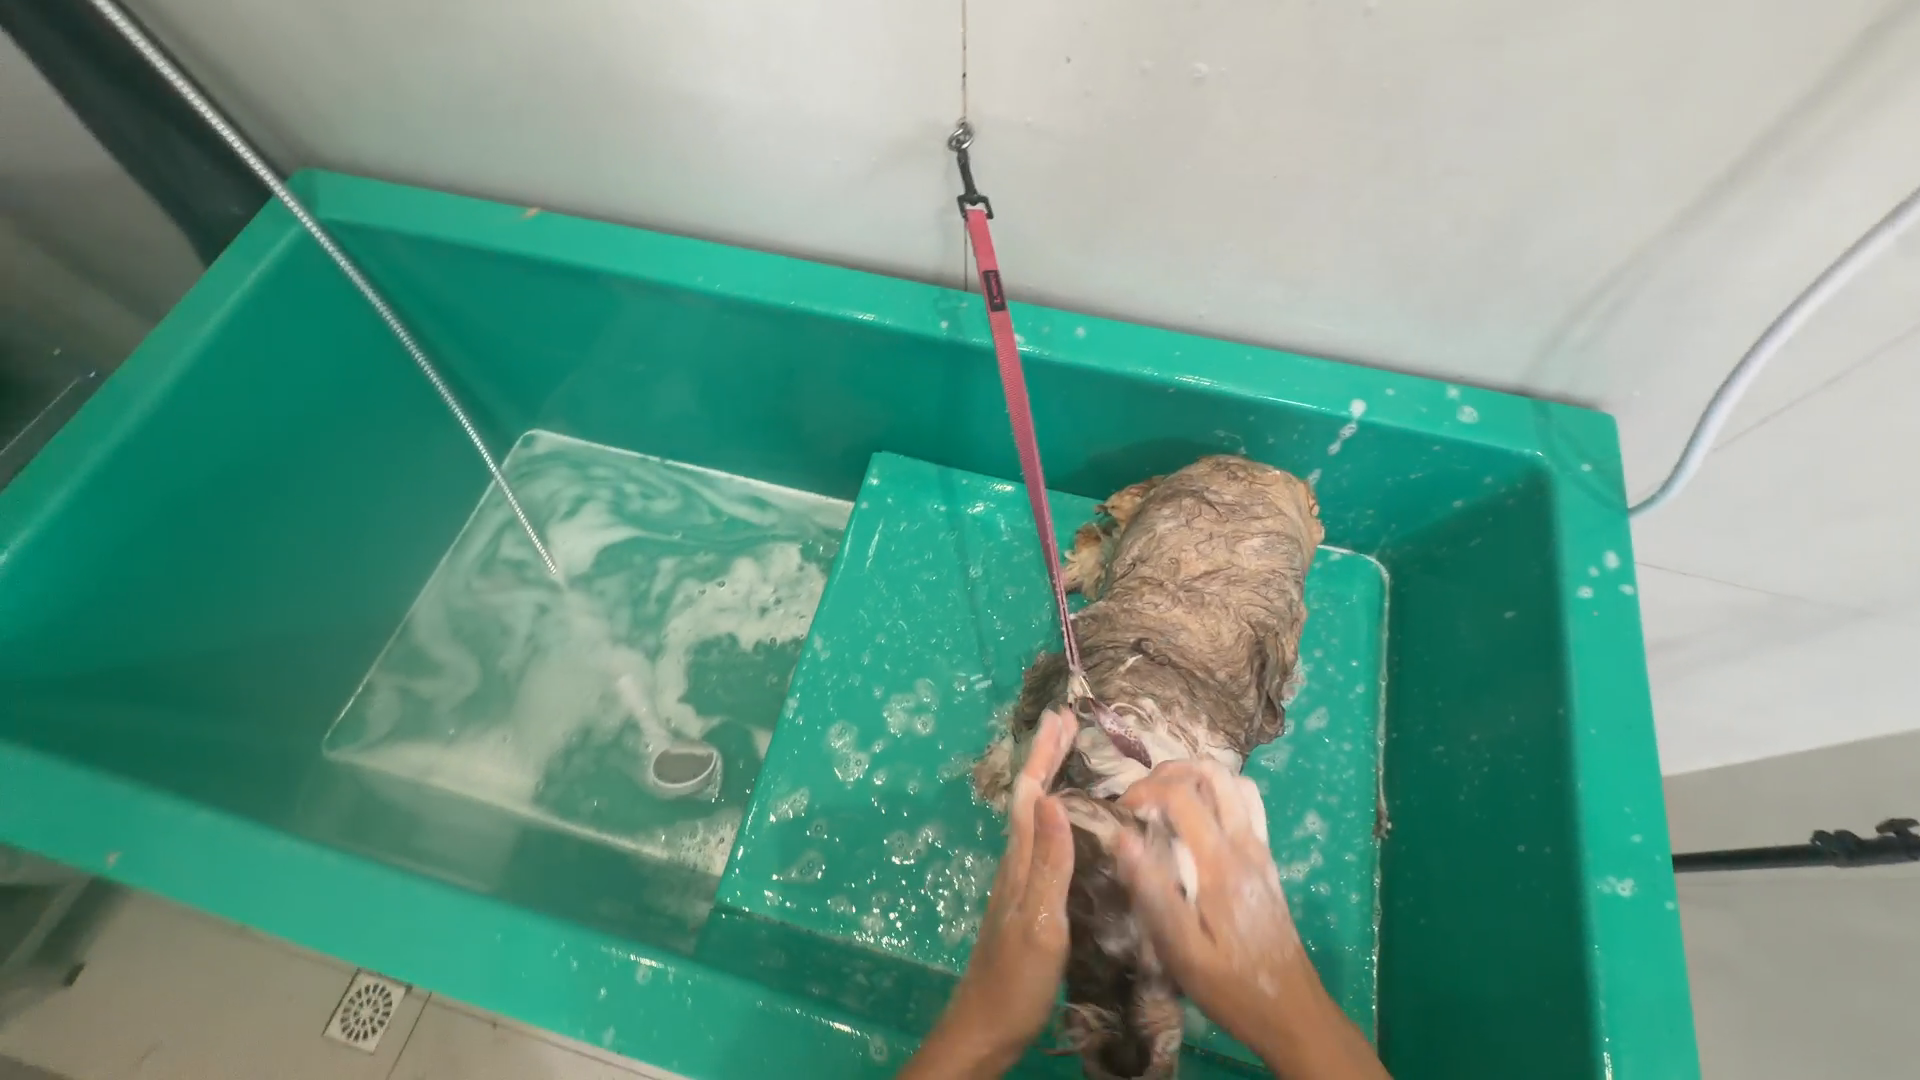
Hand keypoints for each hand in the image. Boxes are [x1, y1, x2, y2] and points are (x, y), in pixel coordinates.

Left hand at [902, 708, 1077, 1077]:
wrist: (985, 1026)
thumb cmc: (1016, 978)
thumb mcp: (1041, 921)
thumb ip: (1049, 863)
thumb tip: (1054, 798)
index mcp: (1020, 860)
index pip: (1031, 794)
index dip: (1043, 754)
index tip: (1059, 717)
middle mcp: (1017, 861)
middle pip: (1030, 797)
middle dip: (1046, 757)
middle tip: (1065, 722)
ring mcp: (1019, 880)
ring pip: (1035, 815)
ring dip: (1050, 779)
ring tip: (1068, 756)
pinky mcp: (1027, 898)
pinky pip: (1042, 840)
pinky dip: (1056, 815)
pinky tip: (1067, 821)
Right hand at [1114, 761, 1389, 1078]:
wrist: (1293, 1013)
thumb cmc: (1230, 986)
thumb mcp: (1181, 950)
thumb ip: (1153, 890)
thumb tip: (1121, 836)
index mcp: (1221, 862)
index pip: (1181, 794)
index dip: (1144, 789)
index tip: (1121, 811)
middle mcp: (1245, 844)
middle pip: (1212, 772)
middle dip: (1169, 772)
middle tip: (1142, 799)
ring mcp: (1261, 848)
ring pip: (1234, 780)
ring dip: (1196, 777)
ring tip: (1167, 800)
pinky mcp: (1266, 859)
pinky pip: (1248, 803)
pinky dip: (1220, 792)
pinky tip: (1199, 818)